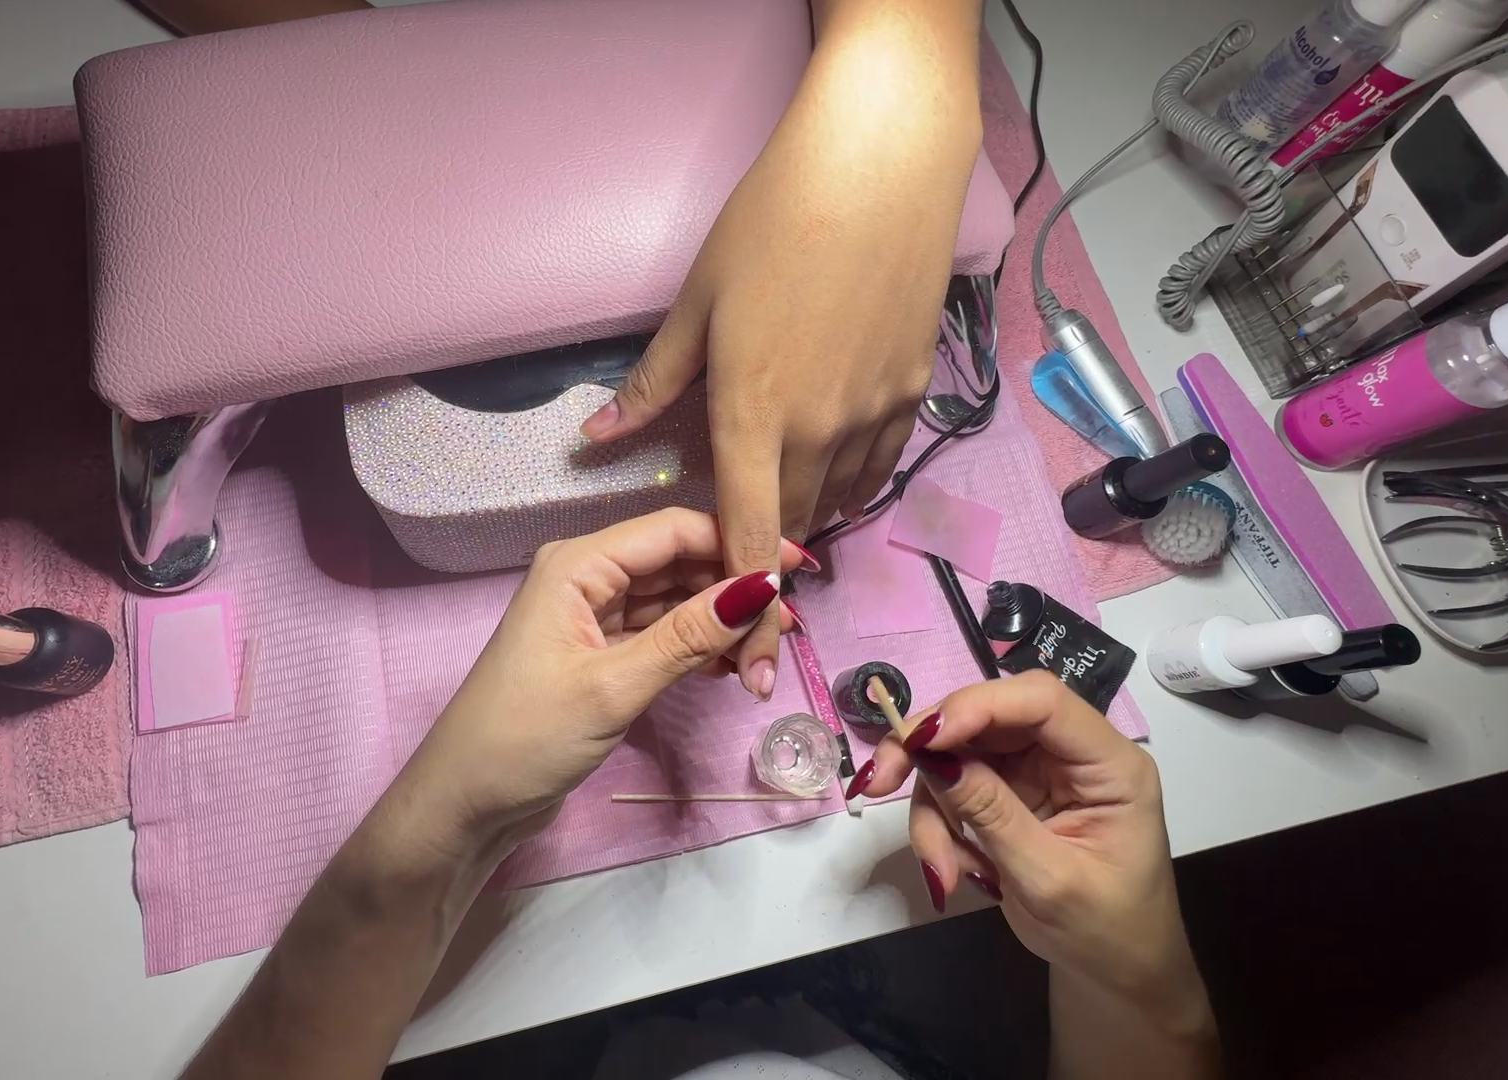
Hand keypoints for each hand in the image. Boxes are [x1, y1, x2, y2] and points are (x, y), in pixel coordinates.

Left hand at [400, 508, 803, 858]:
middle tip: (789, 627)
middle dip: (733, 591)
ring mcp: (594, 616)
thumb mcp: (613, 686)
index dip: (736, 544)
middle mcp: (587, 577)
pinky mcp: (602, 653)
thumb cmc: (526, 736)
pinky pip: (660, 635)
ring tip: (772, 651)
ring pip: (672, 602)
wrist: (466, 804)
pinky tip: (735, 666)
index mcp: (579, 563)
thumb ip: (688, 635)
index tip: (797, 568)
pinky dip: (696, 648)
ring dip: (719, 624)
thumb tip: (762, 587)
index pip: (673, 531)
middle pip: (677, 565)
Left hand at [579, 5, 979, 700]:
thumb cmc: (771, 229)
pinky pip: (876, 467)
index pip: (741, 534)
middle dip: (769, 572)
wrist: (883, 167)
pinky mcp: (912, 394)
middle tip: (749, 599)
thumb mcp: (697, 307)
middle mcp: (818, 432)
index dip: (740, 605)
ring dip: (806, 528)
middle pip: (790, 528)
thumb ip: (650, 387)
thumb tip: (594, 439)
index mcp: (751, 417)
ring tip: (781, 540)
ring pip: (837, 503)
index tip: (744, 657)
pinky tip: (828, 483)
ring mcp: (874, 415)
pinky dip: (847, 488)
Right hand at [855, 672, 1208, 1028]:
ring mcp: (1031, 767)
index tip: (922, 739)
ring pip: (955, 751)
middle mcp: (1066, 751)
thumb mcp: (1048, 880)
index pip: (1041, 701)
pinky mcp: (1002, 786)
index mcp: (1108, 764)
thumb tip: (932, 759)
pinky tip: (953, 865)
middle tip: (879, 783)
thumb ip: (991, 814)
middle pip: (982, 716)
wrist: (1112, 975)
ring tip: (941, 865)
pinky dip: (936, 820)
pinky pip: (948, 783)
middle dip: (927, 750)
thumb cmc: (1105, 933)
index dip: (978, 705)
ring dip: (931, 805)